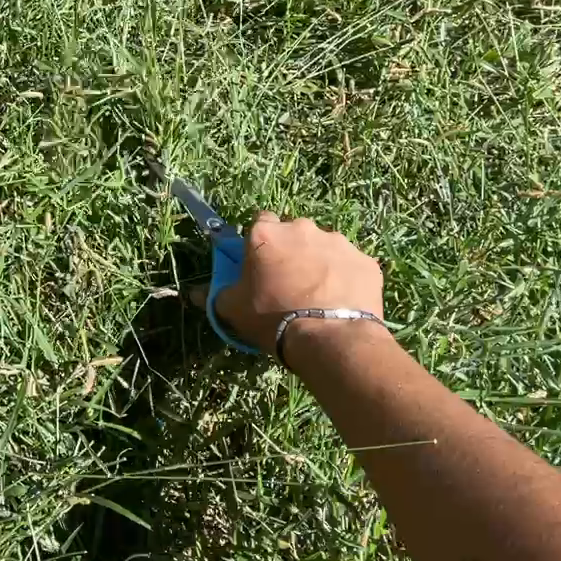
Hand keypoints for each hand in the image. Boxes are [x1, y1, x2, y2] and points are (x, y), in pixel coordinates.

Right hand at [213, 212, 384, 353]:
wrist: (332, 339)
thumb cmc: (273, 317)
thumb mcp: (233, 309)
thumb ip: (214, 295)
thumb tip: (194, 294)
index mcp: (265, 233)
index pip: (259, 221)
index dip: (260, 242)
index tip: (260, 262)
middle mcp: (301, 228)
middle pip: (293, 232)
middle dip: (291, 250)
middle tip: (289, 280)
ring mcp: (337, 242)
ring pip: (324, 247)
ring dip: (319, 262)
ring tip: (319, 294)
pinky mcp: (365, 261)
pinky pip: (350, 265)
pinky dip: (345, 277)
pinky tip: (341, 300)